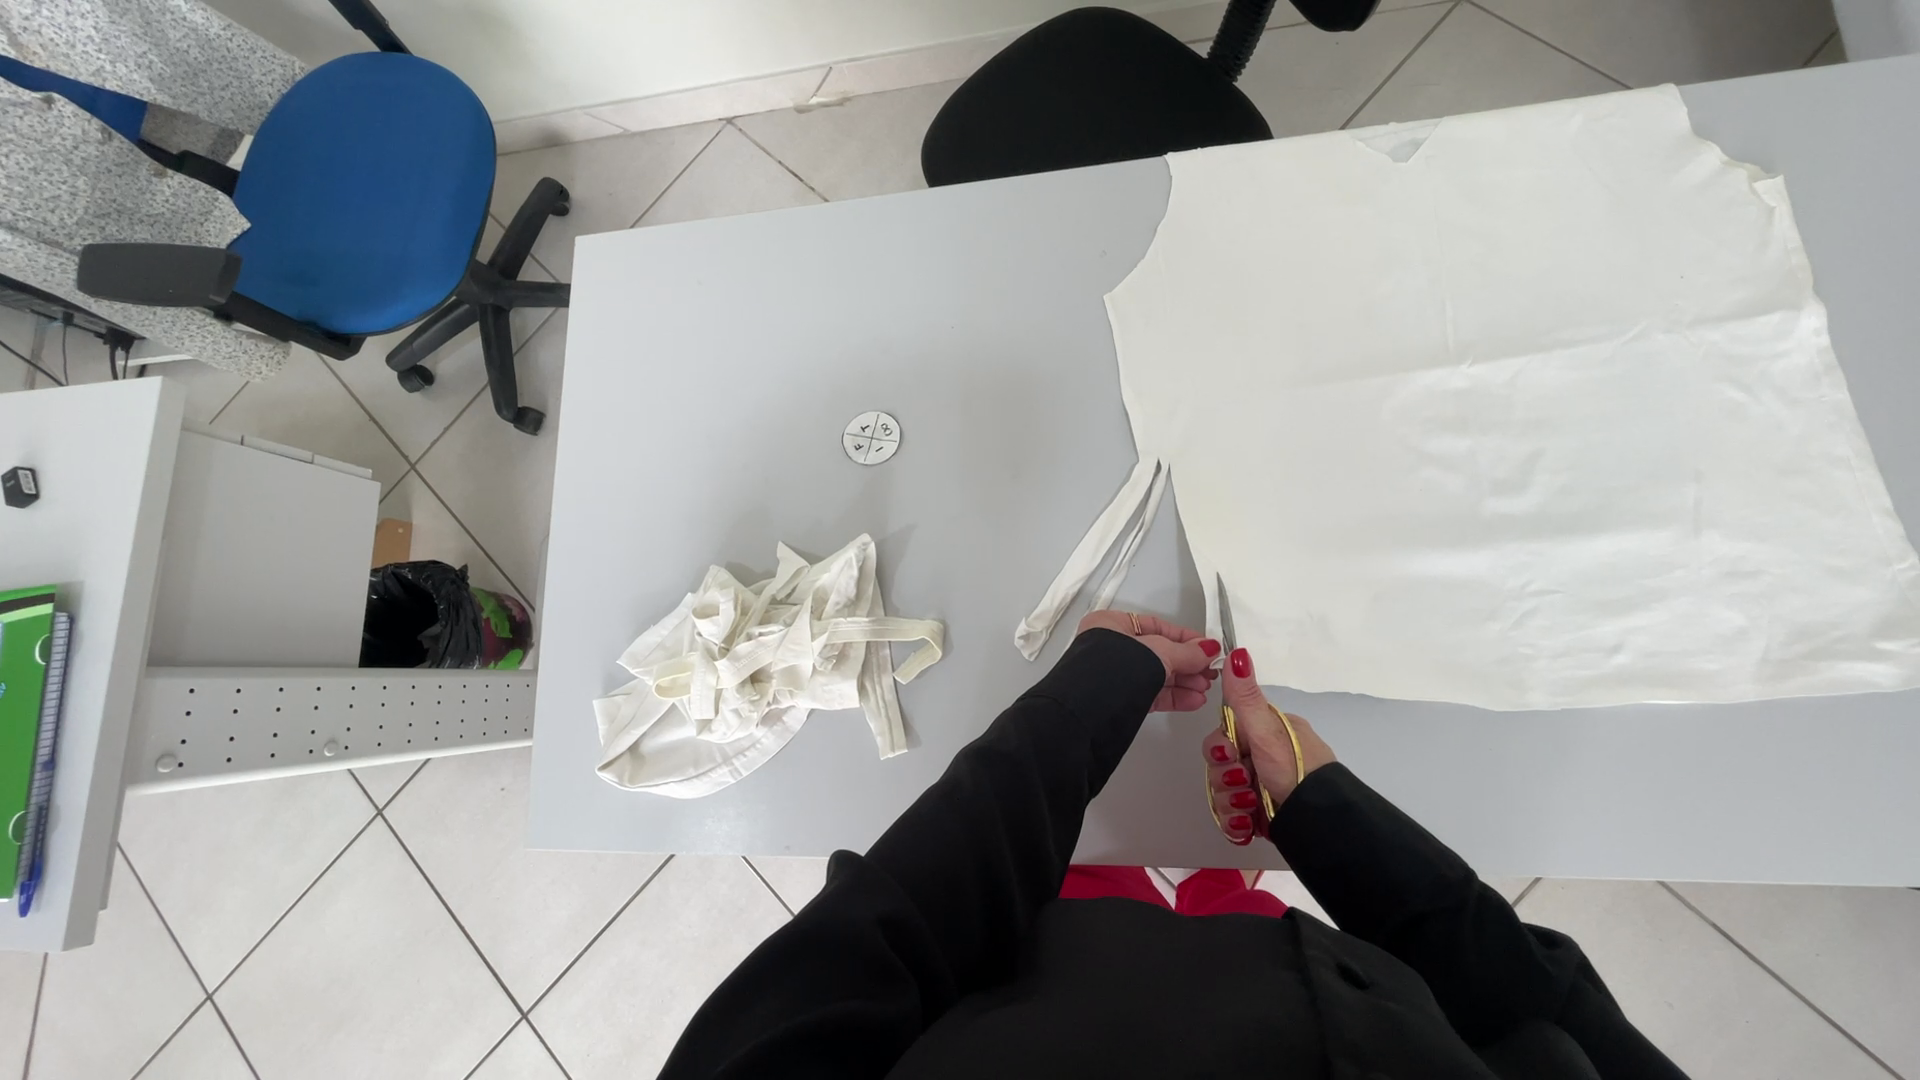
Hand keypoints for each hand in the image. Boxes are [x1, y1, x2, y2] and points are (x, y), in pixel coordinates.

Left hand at [1076, 610, 1220, 712]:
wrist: (1091, 710)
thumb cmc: (1113, 671)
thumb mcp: (1158, 653)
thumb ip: (1186, 652)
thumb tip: (1208, 648)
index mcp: (1111, 625)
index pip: (1156, 627)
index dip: (1185, 638)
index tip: (1208, 647)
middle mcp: (1110, 648)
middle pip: (1159, 653)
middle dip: (1188, 664)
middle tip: (1210, 670)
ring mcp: (1114, 676)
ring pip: (1156, 676)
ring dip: (1184, 682)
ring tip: (1205, 687)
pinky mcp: (1120, 700)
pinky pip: (1151, 694)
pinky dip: (1174, 697)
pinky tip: (1193, 700)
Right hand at [1202, 647, 1337, 843]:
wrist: (1321, 823)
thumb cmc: (1295, 770)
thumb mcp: (1267, 732)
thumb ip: (1245, 697)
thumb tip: (1237, 650)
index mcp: (1267, 733)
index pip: (1225, 733)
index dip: (1219, 747)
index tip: (1230, 754)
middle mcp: (1263, 757)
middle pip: (1219, 763)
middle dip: (1224, 778)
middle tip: (1242, 783)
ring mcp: (1260, 787)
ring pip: (1221, 789)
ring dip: (1230, 801)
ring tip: (1249, 807)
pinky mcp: (1258, 814)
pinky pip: (1230, 814)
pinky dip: (1235, 821)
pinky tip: (1246, 823)